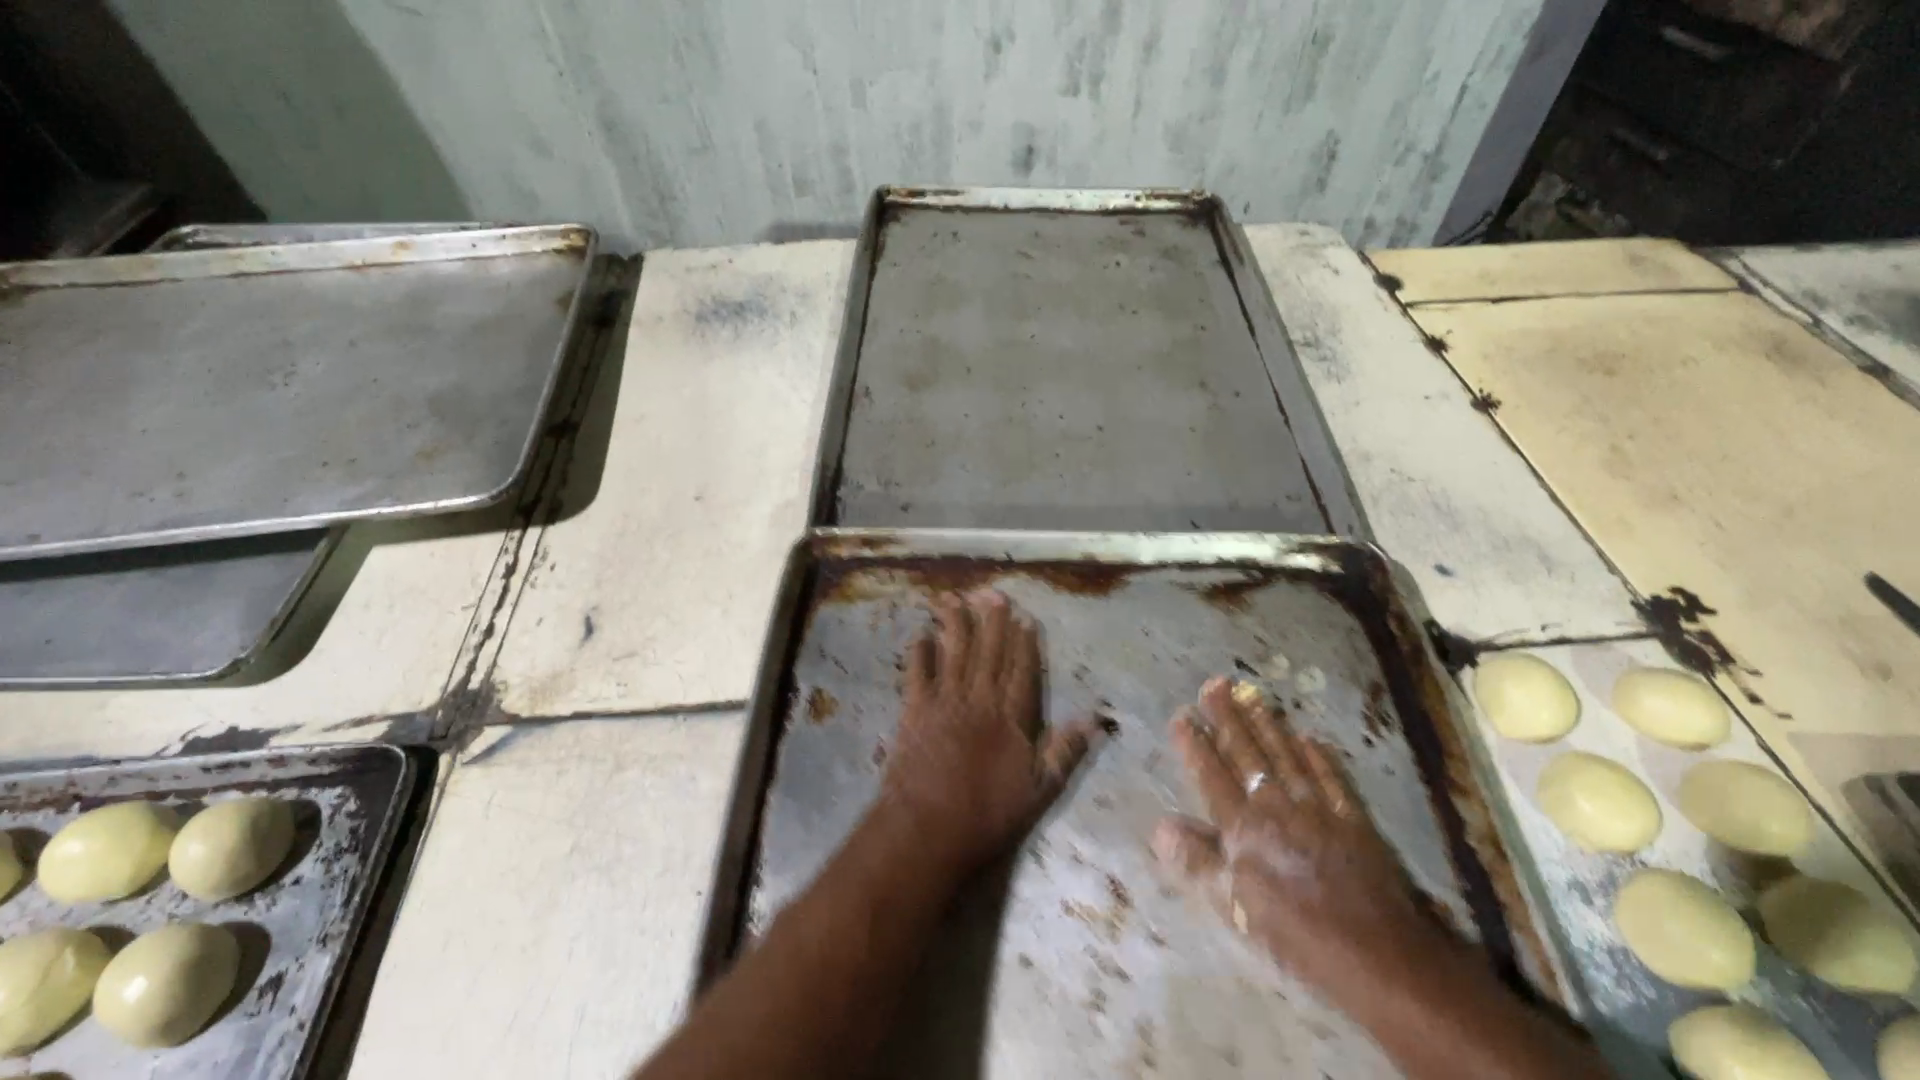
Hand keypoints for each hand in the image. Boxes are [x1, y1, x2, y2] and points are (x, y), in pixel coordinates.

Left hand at [872, 589, 1097, 879]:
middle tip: (994, 594)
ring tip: (956, 598)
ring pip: (954, 654)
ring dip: (956, 625)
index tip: (1026, 619)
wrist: (928, 827)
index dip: (1025, 644)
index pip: (1022, 672)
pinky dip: (919, 653)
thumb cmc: (987, 815)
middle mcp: (980, 701)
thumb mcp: (1039, 791)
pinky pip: (917, 673)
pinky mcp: (914, 712)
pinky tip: (920, 634)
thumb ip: (1064, 752)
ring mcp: (945, 703)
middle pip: (989, 654)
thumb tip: (1094, 720)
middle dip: (992, 622)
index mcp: (1012, 719)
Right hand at [1153, 677, 1453, 1006]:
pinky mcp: (1352, 820)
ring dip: (1268, 724)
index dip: (1195, 745)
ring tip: (1252, 694)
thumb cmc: (1294, 934)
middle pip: (1248, 755)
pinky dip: (1318, 756)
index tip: (1182, 715)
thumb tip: (1161, 825)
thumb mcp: (1233, 906)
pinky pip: (1331, 777)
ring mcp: (1318, 809)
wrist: (1373, 950)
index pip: (1212, 776)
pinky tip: (1309, 736)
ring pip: (1287, 756)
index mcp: (1243, 828)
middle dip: (1229, 718)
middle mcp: (1277, 807)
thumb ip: (1198, 861)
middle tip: (1214, 684)